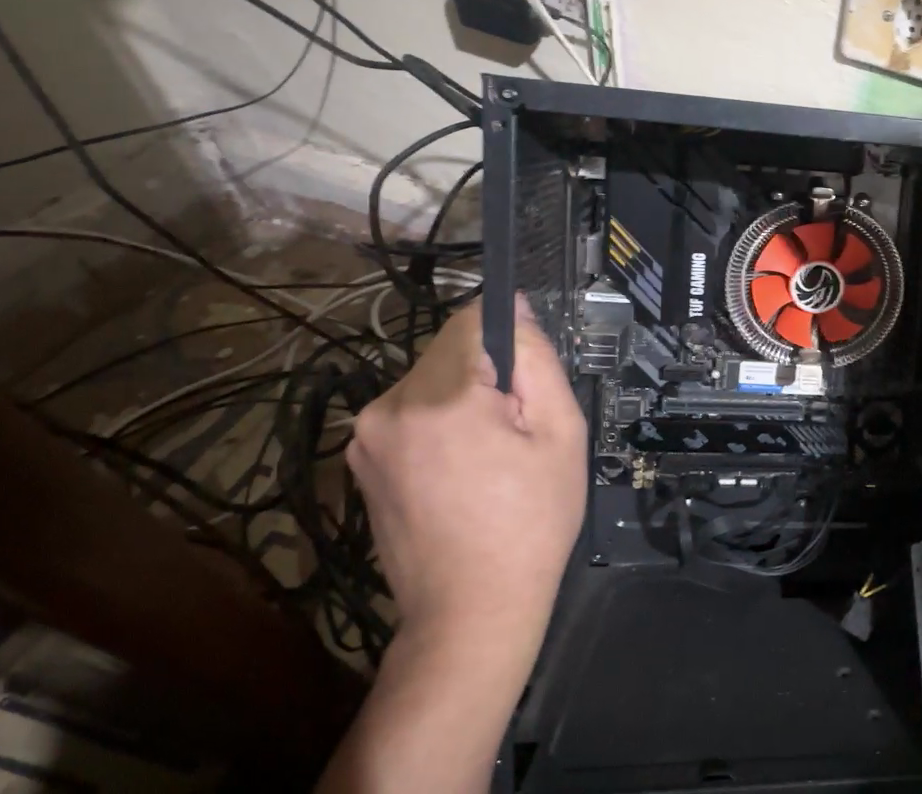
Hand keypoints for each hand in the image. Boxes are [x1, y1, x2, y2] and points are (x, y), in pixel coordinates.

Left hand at [347, 295, 585, 654]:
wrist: (471, 608)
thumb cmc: (532, 520)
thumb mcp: (561, 433)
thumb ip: (538, 362)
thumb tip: (516, 313)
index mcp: (440, 397)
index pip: (472, 320)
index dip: (512, 334)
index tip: (533, 375)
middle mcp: (387, 407)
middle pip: (450, 353)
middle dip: (489, 375)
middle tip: (520, 432)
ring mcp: (364, 438)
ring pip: (430, 384)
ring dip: (464, 401)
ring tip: (492, 458)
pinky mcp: (360, 463)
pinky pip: (410, 417)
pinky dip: (440, 427)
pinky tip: (463, 473)